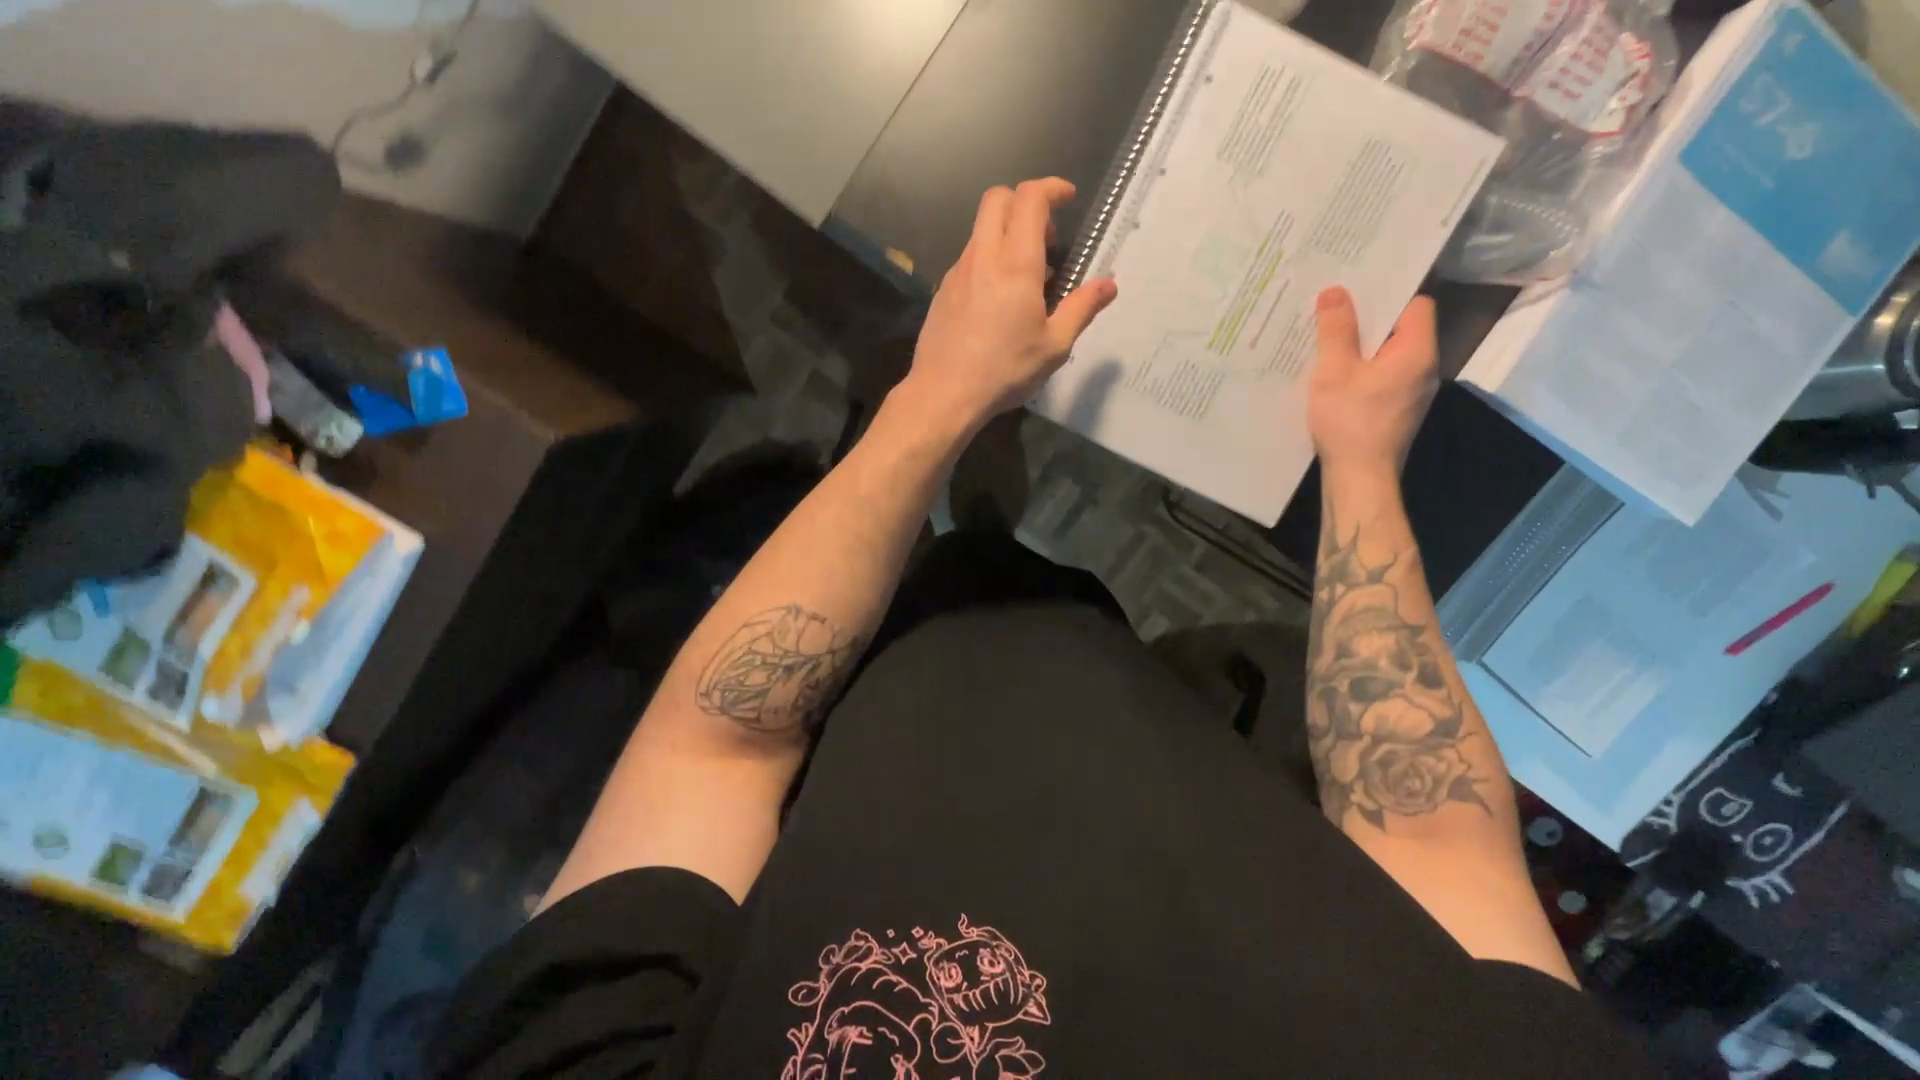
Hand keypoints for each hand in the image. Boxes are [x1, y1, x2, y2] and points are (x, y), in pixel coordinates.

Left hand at [894, 178, 1117, 434]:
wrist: (943, 394)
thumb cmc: (1005, 371)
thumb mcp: (1055, 346)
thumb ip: (1082, 308)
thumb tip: (1109, 284)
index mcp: (1016, 264)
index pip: (1030, 199)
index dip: (1051, 188)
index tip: (1068, 198)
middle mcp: (983, 257)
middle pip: (997, 199)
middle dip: (1025, 202)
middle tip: (1048, 238)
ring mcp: (957, 272)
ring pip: (981, 230)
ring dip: (1008, 234)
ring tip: (1029, 276)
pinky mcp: (943, 291)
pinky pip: (969, 258)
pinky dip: (989, 259)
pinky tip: (1000, 299)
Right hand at [1307, 287, 1438, 478]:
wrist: (1360, 479)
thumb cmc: (1350, 421)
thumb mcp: (1335, 370)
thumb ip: (1337, 329)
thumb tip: (1336, 291)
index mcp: (1417, 351)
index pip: (1416, 304)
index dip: (1387, 294)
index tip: (1354, 289)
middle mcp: (1423, 368)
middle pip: (1400, 328)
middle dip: (1366, 319)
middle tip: (1331, 308)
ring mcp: (1412, 392)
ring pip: (1387, 354)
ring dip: (1359, 347)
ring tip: (1325, 339)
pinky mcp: (1396, 410)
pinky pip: (1381, 376)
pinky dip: (1359, 370)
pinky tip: (1331, 374)